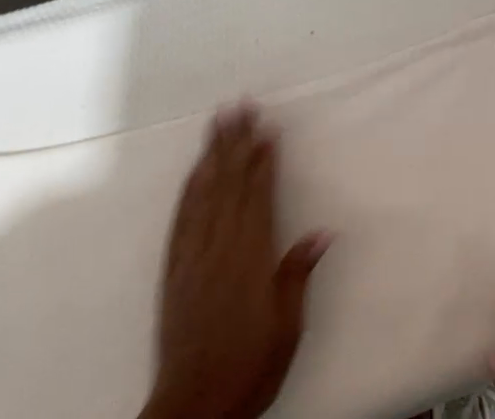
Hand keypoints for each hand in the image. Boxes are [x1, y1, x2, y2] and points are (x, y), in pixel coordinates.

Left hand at [141, 102, 330, 418]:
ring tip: (218, 121)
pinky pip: (181, 216)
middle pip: (230, 183)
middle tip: (240, 105)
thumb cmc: (249, 365)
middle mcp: (219, 247)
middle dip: (236, 142)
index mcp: (251, 258)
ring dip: (212, 154)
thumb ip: (296, 275)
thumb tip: (321, 234)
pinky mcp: (173, 267)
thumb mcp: (287, 327)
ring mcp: (192, 254)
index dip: (263, 160)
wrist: (194, 402)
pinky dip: (189, 188)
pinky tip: (194, 170)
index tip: (268, 128)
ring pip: (203, 192)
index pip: (258, 196)